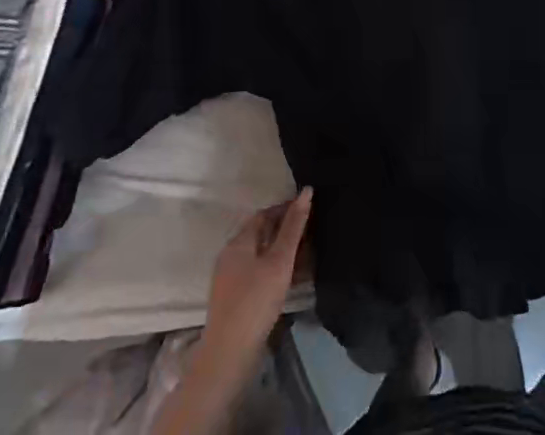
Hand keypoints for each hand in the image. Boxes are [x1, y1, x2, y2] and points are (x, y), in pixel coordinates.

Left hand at [203, 187, 312, 357]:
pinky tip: (294, 277)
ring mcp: (232, 278)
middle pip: (262, 234)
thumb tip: (306, 191)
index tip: (311, 209)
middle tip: (314, 232)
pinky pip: (260, 272)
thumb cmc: (256, 300)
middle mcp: (231, 256)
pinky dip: (278, 269)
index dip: (287, 209)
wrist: (229, 354)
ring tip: (310, 254)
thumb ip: (294, 227)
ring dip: (285, 251)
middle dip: (288, 230)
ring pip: (262, 255)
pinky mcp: (236, 297)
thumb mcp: (279, 261)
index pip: (264, 214)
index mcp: (238, 243)